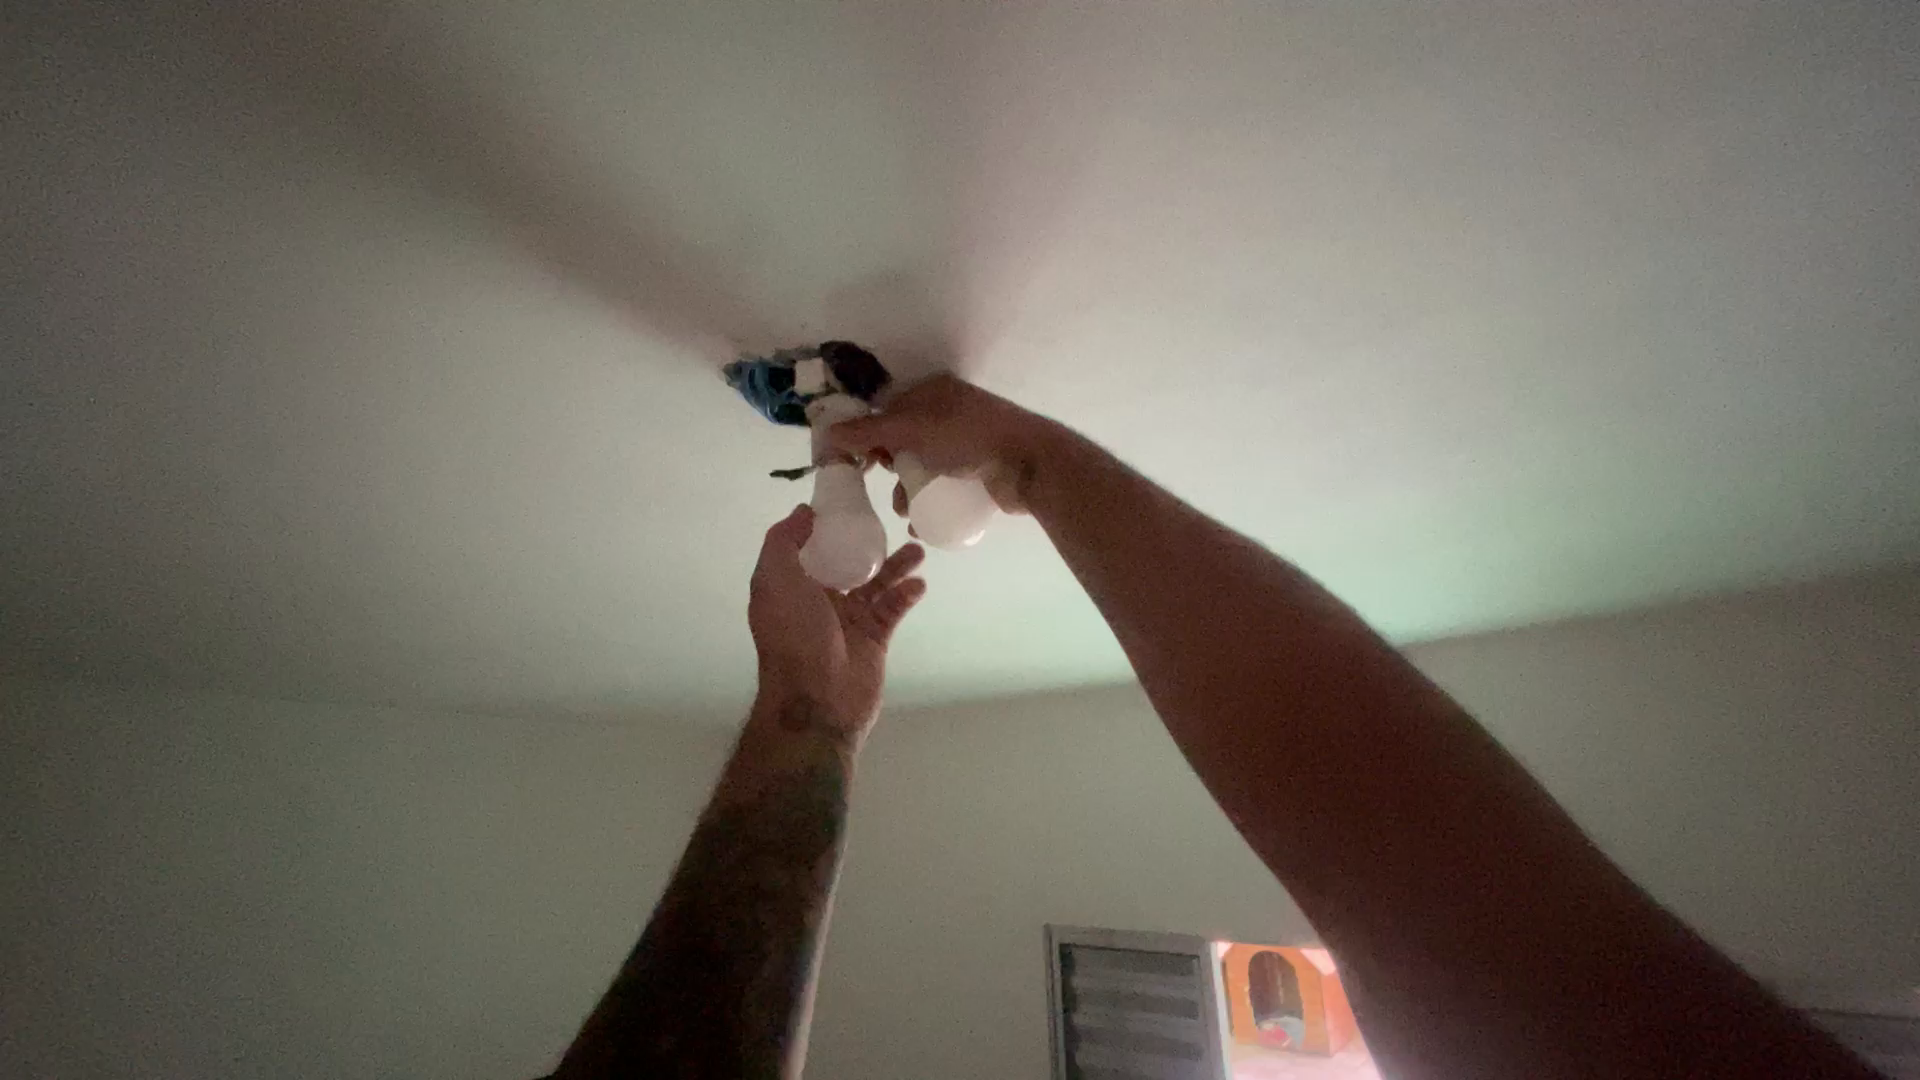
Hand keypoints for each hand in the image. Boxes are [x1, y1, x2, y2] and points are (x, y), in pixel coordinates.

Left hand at [749, 505, 926, 741]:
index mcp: (791, 586)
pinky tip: (918, 583)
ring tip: (917, 550)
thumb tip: (804, 512)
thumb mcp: (775, 581)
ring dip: (896, 566)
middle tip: (889, 523)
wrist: (818, 699)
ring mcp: (848, 620)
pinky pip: (892, 609)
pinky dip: (906, 594)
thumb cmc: (794, 636)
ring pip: (875, 584)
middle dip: (866, 544)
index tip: (848, 502)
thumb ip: (784, 542)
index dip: (825, 526)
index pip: (809, 548)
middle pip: (846, 563)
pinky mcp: (874, 638)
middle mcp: (818, 601)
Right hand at [826, 375, 1055, 518]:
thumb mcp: (913, 430)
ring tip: (903, 512)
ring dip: (907, 491)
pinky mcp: (977, 471)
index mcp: (933, 393)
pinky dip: (928, 502)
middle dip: (889, 467)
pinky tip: (920, 522)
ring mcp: (964, 444)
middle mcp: (947, 414)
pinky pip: (942, 485)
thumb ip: (870, 431)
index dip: (868, 434)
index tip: (855, 461)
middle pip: (903, 441)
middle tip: (880, 485)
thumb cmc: (968, 438)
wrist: (1028, 465)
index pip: (888, 410)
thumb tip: (827, 432)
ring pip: (922, 467)